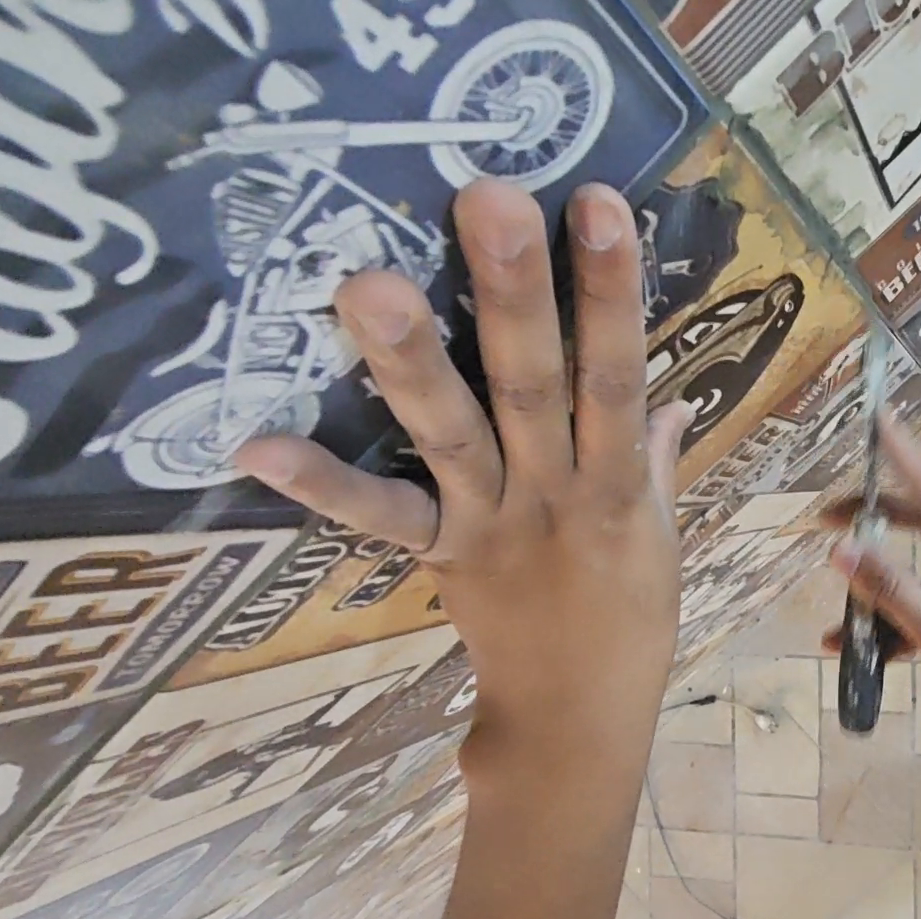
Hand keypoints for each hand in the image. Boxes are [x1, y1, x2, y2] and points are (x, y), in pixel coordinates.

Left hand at [234, 181, 693, 763]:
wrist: (578, 716)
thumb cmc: (633, 625)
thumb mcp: (661, 541)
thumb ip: (658, 465)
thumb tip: (667, 401)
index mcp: (620, 489)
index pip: (619, 380)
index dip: (613, 296)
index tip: (602, 208)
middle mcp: (557, 496)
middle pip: (535, 388)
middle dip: (518, 295)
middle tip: (491, 199)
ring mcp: (494, 525)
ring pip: (454, 436)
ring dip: (412, 365)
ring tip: (369, 283)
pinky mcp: (444, 557)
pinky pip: (384, 519)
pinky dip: (324, 486)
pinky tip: (253, 443)